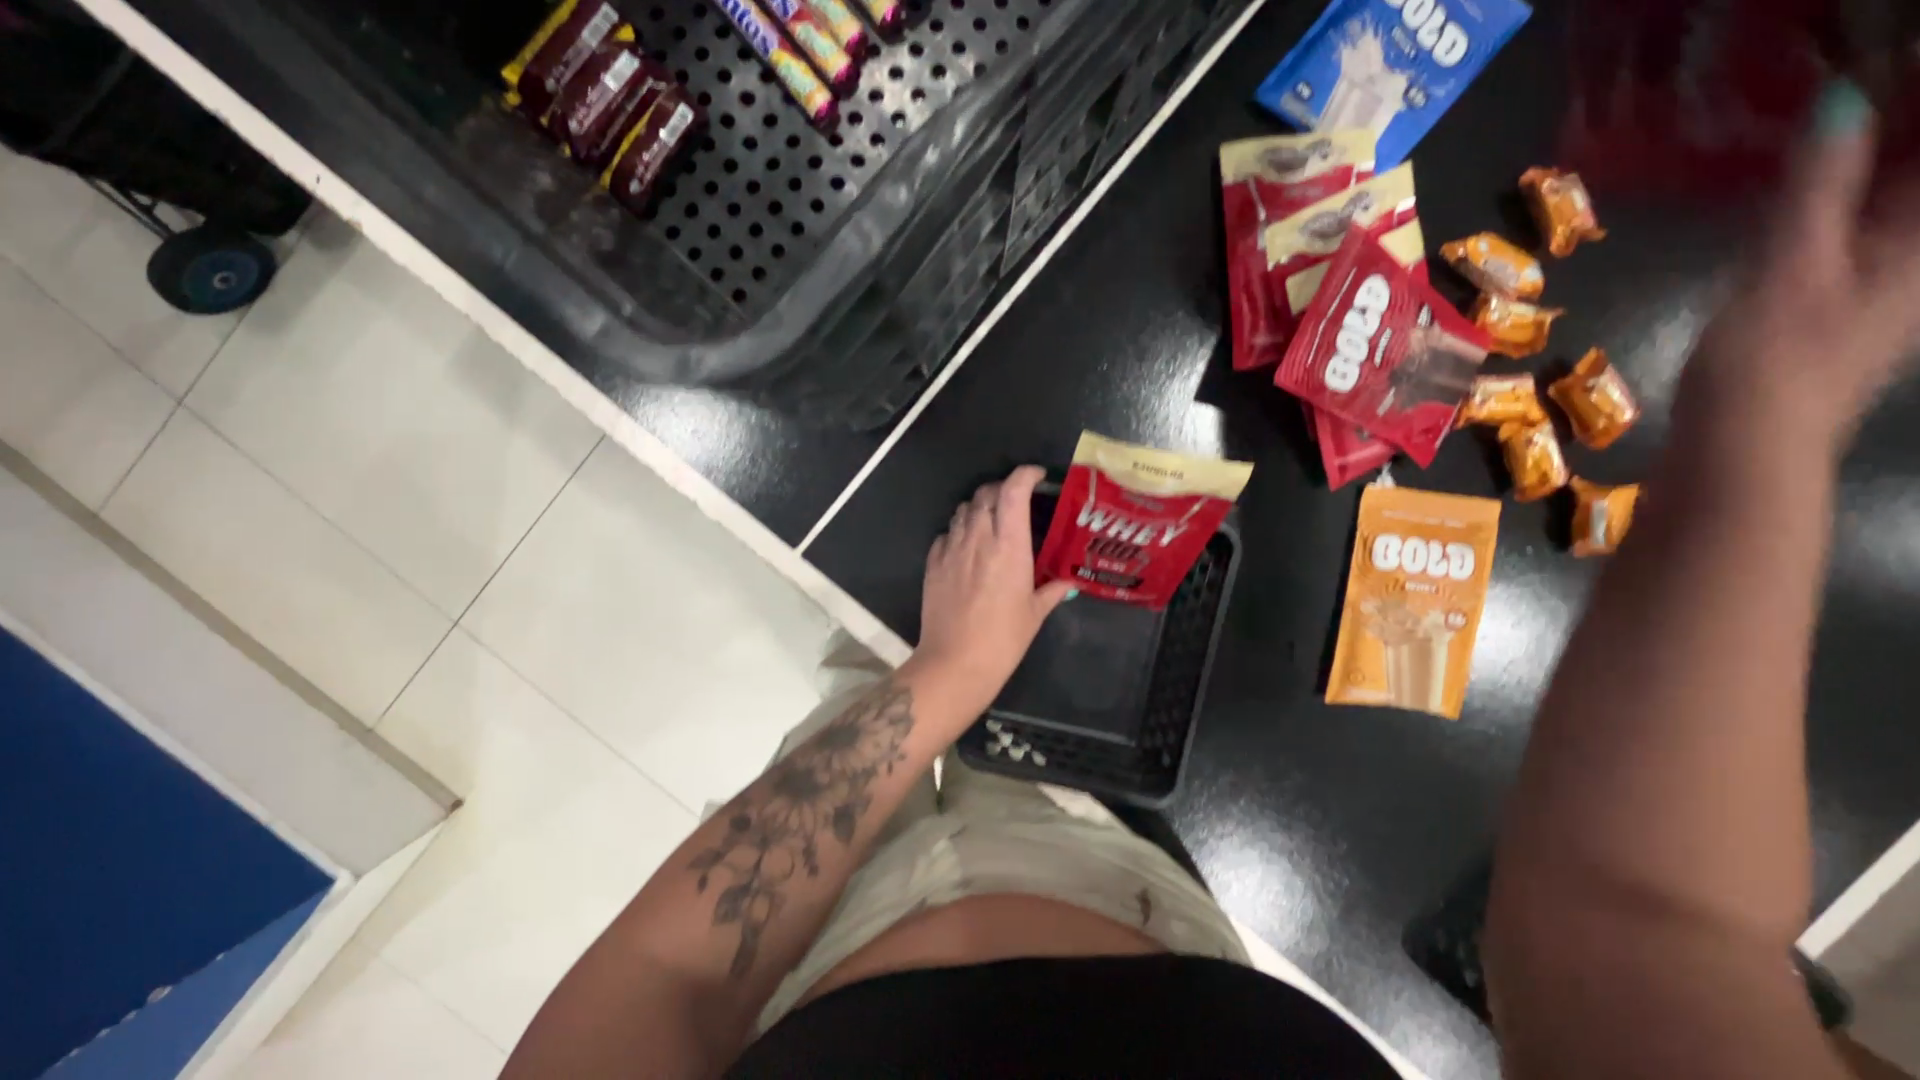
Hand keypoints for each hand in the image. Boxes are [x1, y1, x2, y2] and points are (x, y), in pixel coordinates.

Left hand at [905, 465, 1075, 719]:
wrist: (956, 662)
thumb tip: (1068, 581)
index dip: (1024, 475)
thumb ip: (1052, 590)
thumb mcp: (1035, 613)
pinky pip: (945, 535)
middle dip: (1002, 489)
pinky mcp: (932, 564)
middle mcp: (978, 538)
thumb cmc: (1004, 639)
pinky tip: (966, 548)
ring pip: (962, 511)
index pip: (1013, 491)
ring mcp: (951, 549)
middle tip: (1015, 500)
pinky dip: (958, 532)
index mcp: (1009, 545)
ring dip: (978, 508)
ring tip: (991, 521)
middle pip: (986, 494)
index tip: (1036, 476)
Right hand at [1690, 80, 1919, 447]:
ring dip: (1865, 164)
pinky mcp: (1829, 316)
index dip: (1911, 107)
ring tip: (1825, 122)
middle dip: (1892, 131)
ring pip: (1886, 208)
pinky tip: (1798, 194)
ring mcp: (1875, 293)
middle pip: (1911, 184)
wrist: (1739, 458)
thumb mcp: (1788, 266)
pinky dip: (1834, 203)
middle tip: (1851, 87)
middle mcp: (1914, 263)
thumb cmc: (1771, 365)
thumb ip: (1815, 185)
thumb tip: (1842, 98)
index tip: (1883, 60)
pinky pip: (1851, 235)